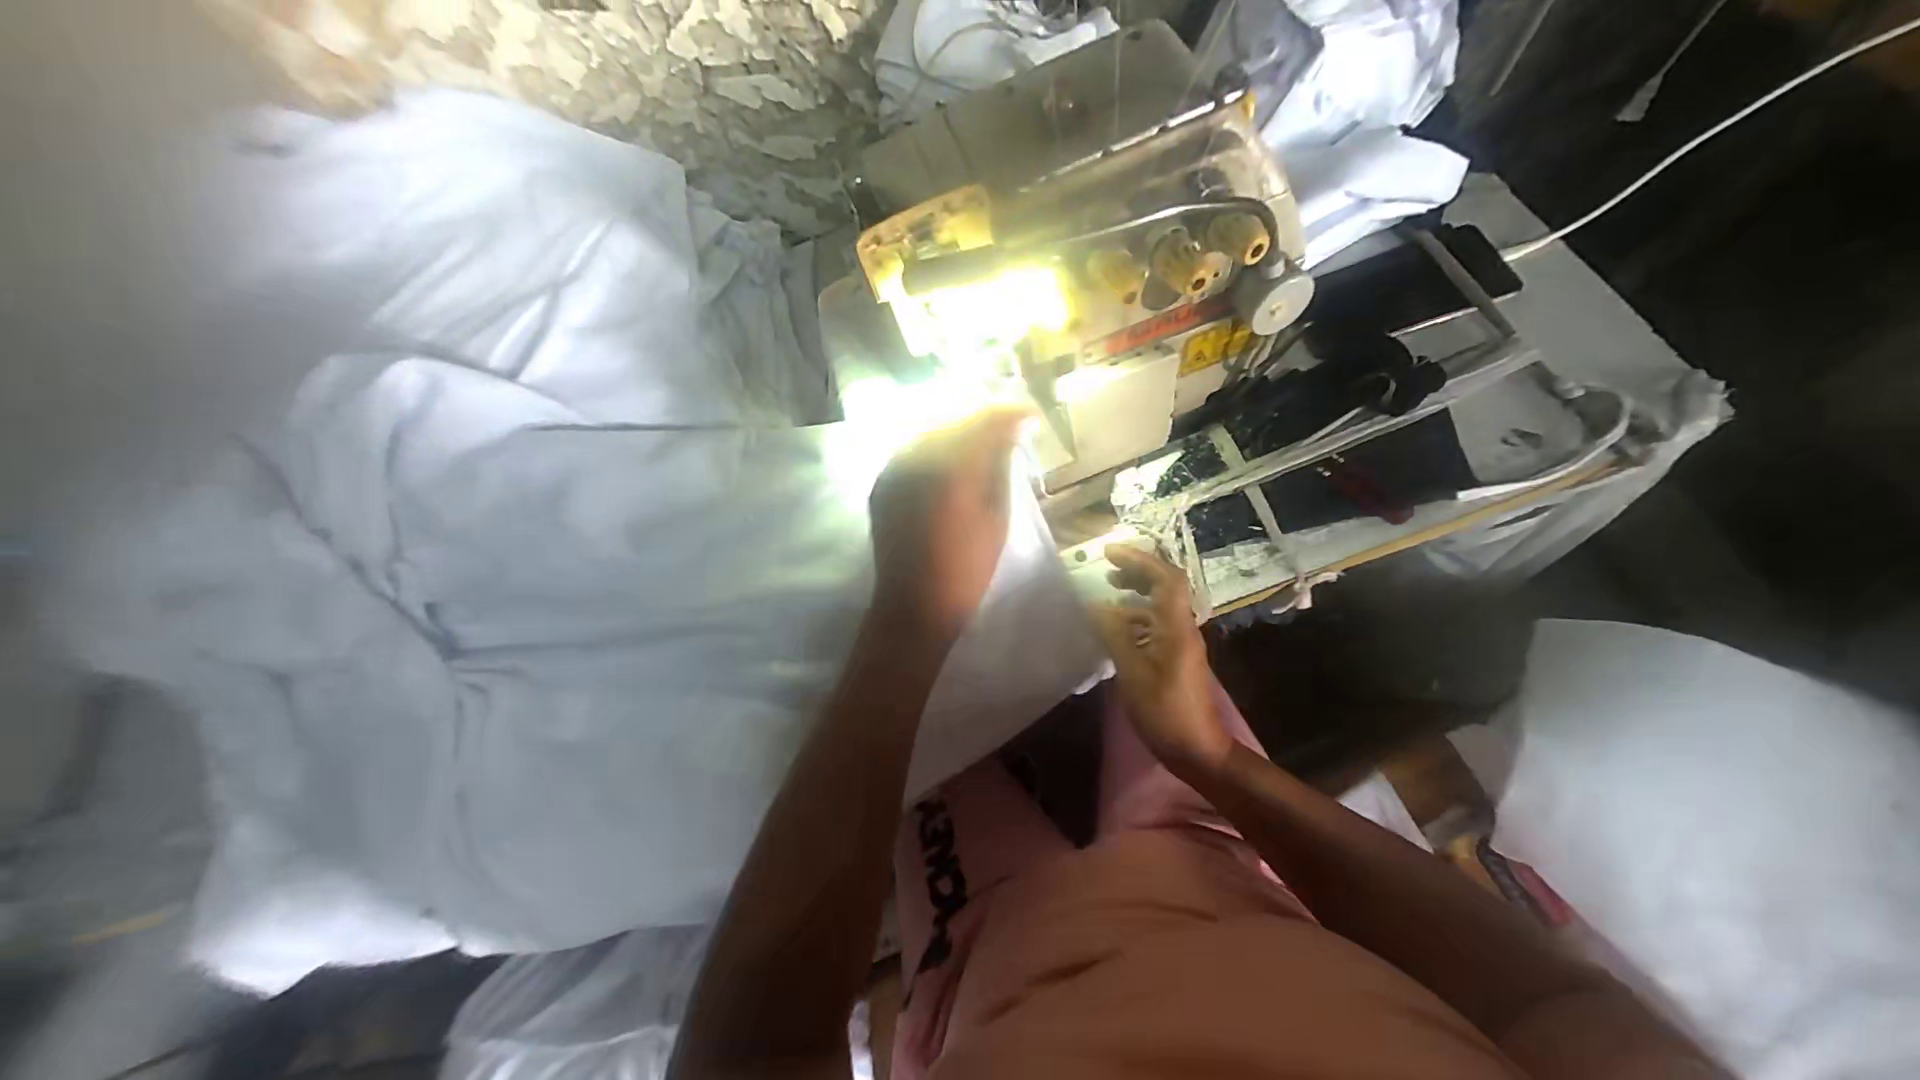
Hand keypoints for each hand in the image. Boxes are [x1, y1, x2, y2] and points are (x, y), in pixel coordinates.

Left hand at [868, 407, 1029, 639]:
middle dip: (985, 421)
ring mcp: (893, 467)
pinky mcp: (883, 481)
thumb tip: (1013, 429)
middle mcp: (916, 456)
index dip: (1011, 414)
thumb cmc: (967, 568)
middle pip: (956, 419)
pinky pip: (913, 449)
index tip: (1031, 419)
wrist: (915, 604)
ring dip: (960, 432)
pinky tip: (953, 462)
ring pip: (932, 431)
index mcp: (950, 465)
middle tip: (1010, 431)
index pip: (984, 420)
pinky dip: (936, 448)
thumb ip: (1001, 465)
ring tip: (984, 446)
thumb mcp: (996, 515)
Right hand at [1089, 545, 1233, 780]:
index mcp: (1176, 627)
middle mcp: (1183, 628)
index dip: (1139, 560)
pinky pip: (1156, 625)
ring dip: (1136, 595)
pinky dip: (1135, 619)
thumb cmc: (1164, 711)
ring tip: (1108, 595)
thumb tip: (1096, 606)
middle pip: (1166, 586)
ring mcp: (1182, 644)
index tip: (1109, 554)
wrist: (1197, 749)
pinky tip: (1115, 629)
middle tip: (1108, 571)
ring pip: (1160, 606)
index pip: (1165, 578)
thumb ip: (1115, 635)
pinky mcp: (1176, 658)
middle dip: (1138, 572)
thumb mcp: (1133, 672)